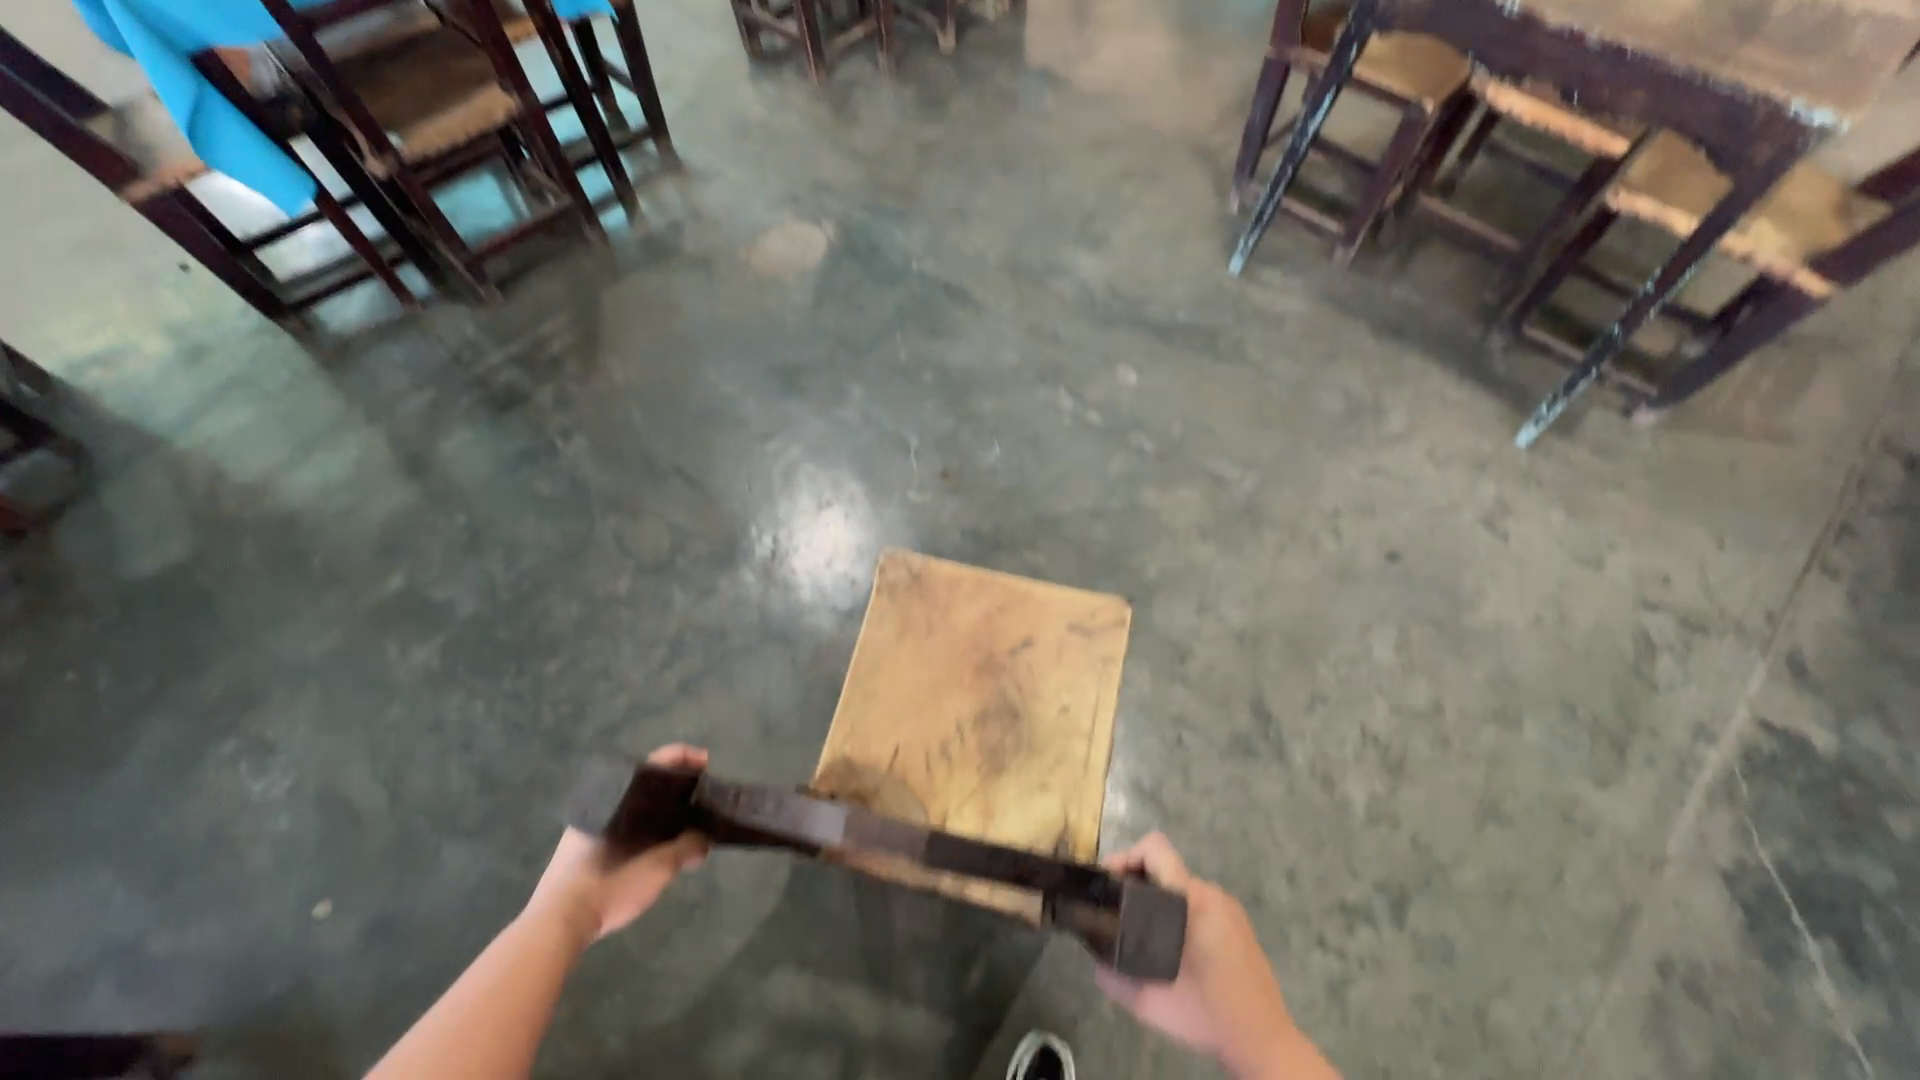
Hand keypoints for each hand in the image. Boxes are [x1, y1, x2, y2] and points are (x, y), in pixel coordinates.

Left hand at [524, 744, 711, 944]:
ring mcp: (592, 826)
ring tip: (687, 828)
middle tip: (701, 798)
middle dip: (676, 788)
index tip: (707, 763)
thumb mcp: (659, 868)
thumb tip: (705, 839)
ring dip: (662, 813)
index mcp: (618, 798)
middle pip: (647, 784)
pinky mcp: (587, 848)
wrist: (558, 922)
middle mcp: (604, 804)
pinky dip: (647, 830)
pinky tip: (661, 848)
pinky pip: (625, 826)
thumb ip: (687, 847)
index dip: (684, 758)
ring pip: (636, 807)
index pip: (655, 763)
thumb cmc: (610, 885)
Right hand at [1096, 833, 1332, 1077]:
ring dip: (1158, 900)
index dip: (1125, 856)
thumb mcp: (1150, 1003)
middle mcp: (1212, 894)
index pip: (1155, 849)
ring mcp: (1229, 908)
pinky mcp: (1238, 924)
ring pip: (1182, 887)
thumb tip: (1095, 961)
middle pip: (1165, 867)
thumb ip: (1114, 979)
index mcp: (1192, 901)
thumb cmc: (1207, 1015)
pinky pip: (1199, 902)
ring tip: (1140, 933)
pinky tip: (1172, 946)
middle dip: (1136, 883)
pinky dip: (1179, 912)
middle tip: (1116, 912)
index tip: (1108, 884)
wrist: (1264, 1041)